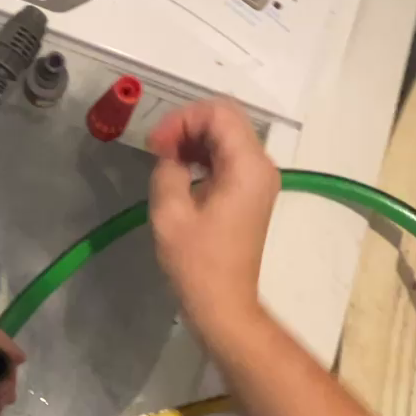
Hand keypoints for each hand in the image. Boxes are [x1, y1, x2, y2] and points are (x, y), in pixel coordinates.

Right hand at [146, 98, 280, 347]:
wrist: (223, 303)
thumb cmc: (197, 262)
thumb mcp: (170, 213)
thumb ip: (168, 170)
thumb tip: (169, 156)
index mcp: (247, 166)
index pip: (218, 112)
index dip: (181, 119)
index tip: (154, 145)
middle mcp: (262, 166)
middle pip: (226, 120)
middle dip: (187, 126)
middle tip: (156, 150)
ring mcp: (259, 180)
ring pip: (227, 138)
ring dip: (194, 141)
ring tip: (164, 161)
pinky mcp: (251, 194)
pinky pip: (229, 159)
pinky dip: (203, 158)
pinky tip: (180, 174)